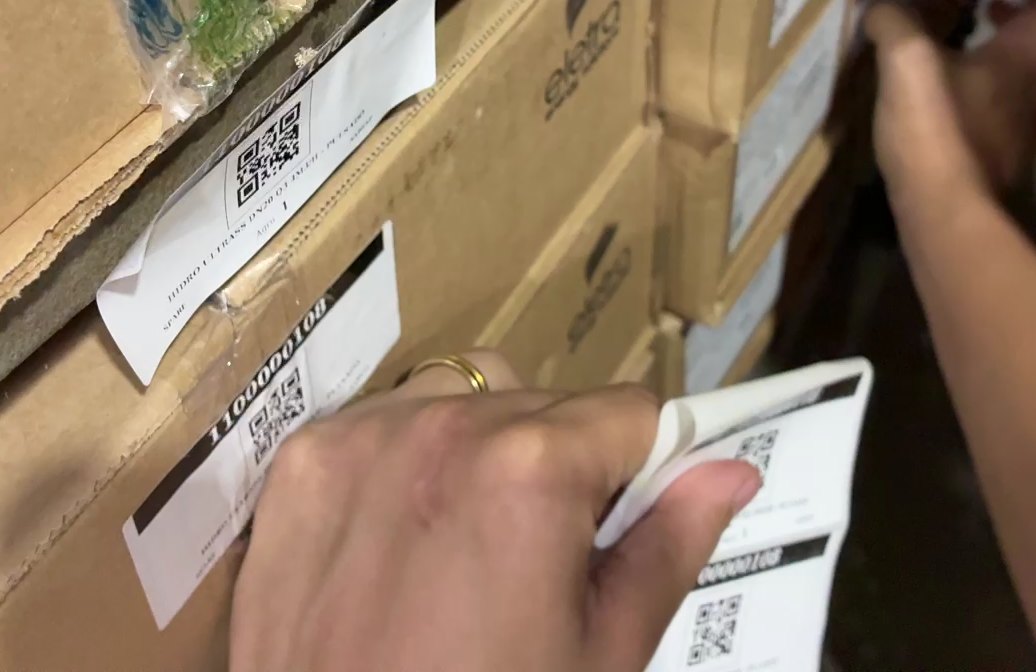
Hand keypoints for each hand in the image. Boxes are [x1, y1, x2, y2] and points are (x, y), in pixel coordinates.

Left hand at [229, 351, 762, 671]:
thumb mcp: (601, 655)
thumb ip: (668, 544)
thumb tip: (731, 468)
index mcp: (532, 466)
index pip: (629, 410)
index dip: (639, 460)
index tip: (620, 509)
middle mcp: (444, 421)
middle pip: (544, 399)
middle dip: (560, 456)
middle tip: (536, 544)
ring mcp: (364, 431)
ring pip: (465, 389)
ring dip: (483, 436)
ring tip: (465, 524)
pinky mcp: (304, 454)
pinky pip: (385, 415)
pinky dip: (405, 450)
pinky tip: (396, 521)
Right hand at [865, 0, 1035, 202]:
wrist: (946, 209)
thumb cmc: (938, 132)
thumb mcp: (907, 66)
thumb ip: (896, 25)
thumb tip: (882, 7)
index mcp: (1035, 52)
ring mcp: (1030, 110)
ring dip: (1027, 18)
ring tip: (989, 4)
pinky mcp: (1006, 134)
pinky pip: (1021, 77)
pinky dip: (1004, 52)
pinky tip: (961, 61)